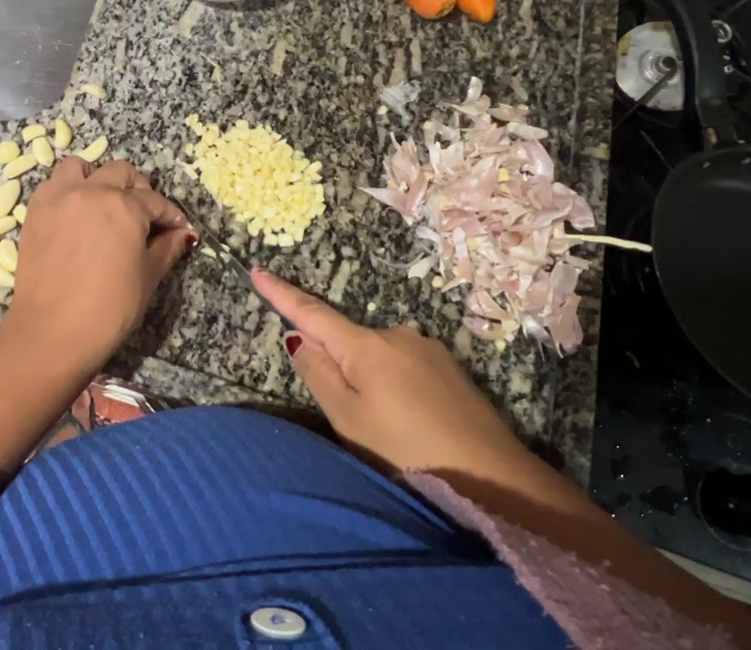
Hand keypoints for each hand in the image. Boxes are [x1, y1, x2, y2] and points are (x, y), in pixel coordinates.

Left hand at [7, 157, 192, 366]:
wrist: (52, 331)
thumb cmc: (108, 309)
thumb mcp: (147, 278)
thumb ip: (166, 248)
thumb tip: (182, 234)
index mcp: (124, 206)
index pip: (155, 201)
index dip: (171, 216)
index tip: (177, 230)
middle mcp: (91, 191)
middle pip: (121, 172)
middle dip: (139, 190)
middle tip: (144, 217)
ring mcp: (58, 197)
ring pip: (82, 167)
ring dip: (98, 178)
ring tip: (104, 204)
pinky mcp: (34, 211)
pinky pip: (54, 184)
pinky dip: (68, 190)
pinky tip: (76, 215)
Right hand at [252, 270, 539, 478]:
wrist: (494, 478)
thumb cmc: (407, 451)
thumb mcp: (348, 420)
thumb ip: (318, 374)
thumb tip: (296, 336)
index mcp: (366, 346)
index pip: (312, 313)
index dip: (282, 294)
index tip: (256, 271)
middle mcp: (397, 334)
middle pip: (348, 339)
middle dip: (335, 361)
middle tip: (343, 412)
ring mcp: (428, 349)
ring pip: (378, 356)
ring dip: (369, 379)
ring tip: (384, 430)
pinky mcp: (450, 369)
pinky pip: (404, 367)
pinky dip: (394, 386)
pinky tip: (409, 423)